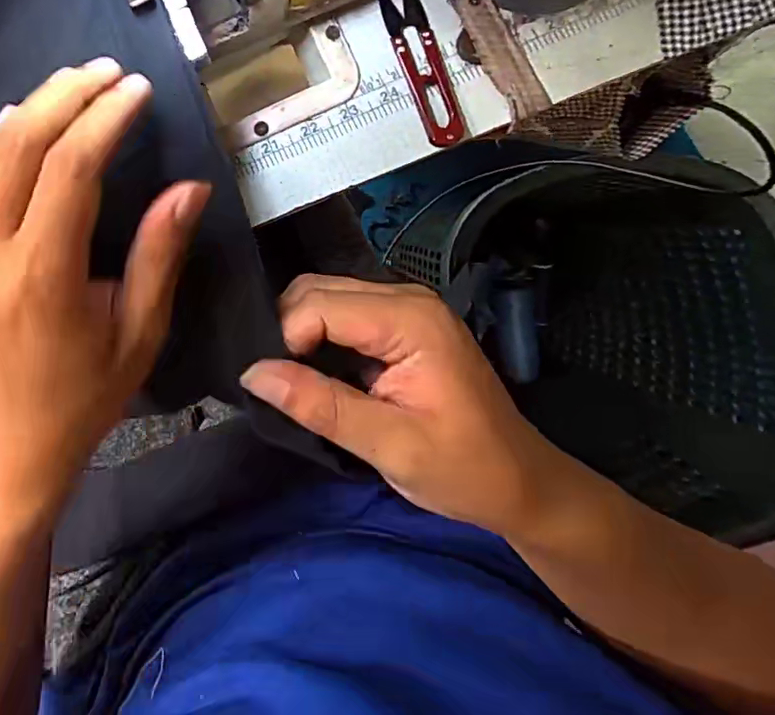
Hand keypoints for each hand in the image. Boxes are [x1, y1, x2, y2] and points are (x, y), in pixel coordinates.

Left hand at [0, 58, 210, 521]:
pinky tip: (23, 117)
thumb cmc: (84, 394)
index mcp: (42, 275)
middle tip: (106, 71)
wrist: (10, 443)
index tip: (137, 90)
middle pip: (18, 146)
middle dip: (63, 97)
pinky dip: (1, 139)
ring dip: (30, 108)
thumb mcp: (139, 332)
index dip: (104, 120)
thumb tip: (189, 187)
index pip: (70, 170)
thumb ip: (159, 255)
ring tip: (73, 81)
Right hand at [241, 275, 548, 532]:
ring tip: (299, 382)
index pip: (318, 304)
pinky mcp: (399, 320)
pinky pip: (341, 311)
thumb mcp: (390, 446)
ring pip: (324, 296)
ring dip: (301, 333)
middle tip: (285, 387)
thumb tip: (253, 374)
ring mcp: (404, 305)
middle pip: (317, 290)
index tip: (286, 391)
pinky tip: (320, 372)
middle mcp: (405, 297)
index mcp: (410, 319)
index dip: (288, 342)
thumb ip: (320, 405)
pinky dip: (318, 336)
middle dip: (288, 332)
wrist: (521, 483)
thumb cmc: (464, 469)